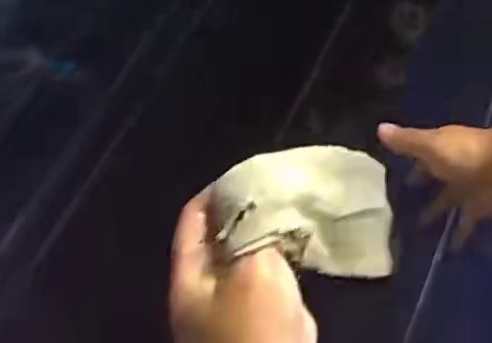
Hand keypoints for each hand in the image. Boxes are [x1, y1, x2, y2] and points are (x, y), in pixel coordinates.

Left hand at [170, 193, 316, 342]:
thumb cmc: (254, 322)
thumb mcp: (253, 265)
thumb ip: (255, 228)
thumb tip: (264, 198)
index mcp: (189, 279)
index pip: (191, 219)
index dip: (215, 191)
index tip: (246, 169)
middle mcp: (205, 287)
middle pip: (219, 231)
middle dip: (244, 205)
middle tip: (274, 179)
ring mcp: (232, 298)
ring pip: (246, 246)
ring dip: (266, 224)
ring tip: (292, 197)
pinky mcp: (260, 306)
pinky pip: (267, 263)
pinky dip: (281, 243)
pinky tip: (301, 229)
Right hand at [377, 122, 491, 244]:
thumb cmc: (463, 154)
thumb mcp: (431, 145)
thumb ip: (407, 142)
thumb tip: (379, 127)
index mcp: (443, 148)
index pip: (423, 155)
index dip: (411, 164)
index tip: (393, 177)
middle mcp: (454, 166)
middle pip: (436, 178)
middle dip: (423, 187)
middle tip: (400, 208)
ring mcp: (467, 188)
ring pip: (448, 201)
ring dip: (437, 212)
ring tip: (416, 233)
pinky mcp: (478, 209)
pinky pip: (465, 224)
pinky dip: (458, 235)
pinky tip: (448, 249)